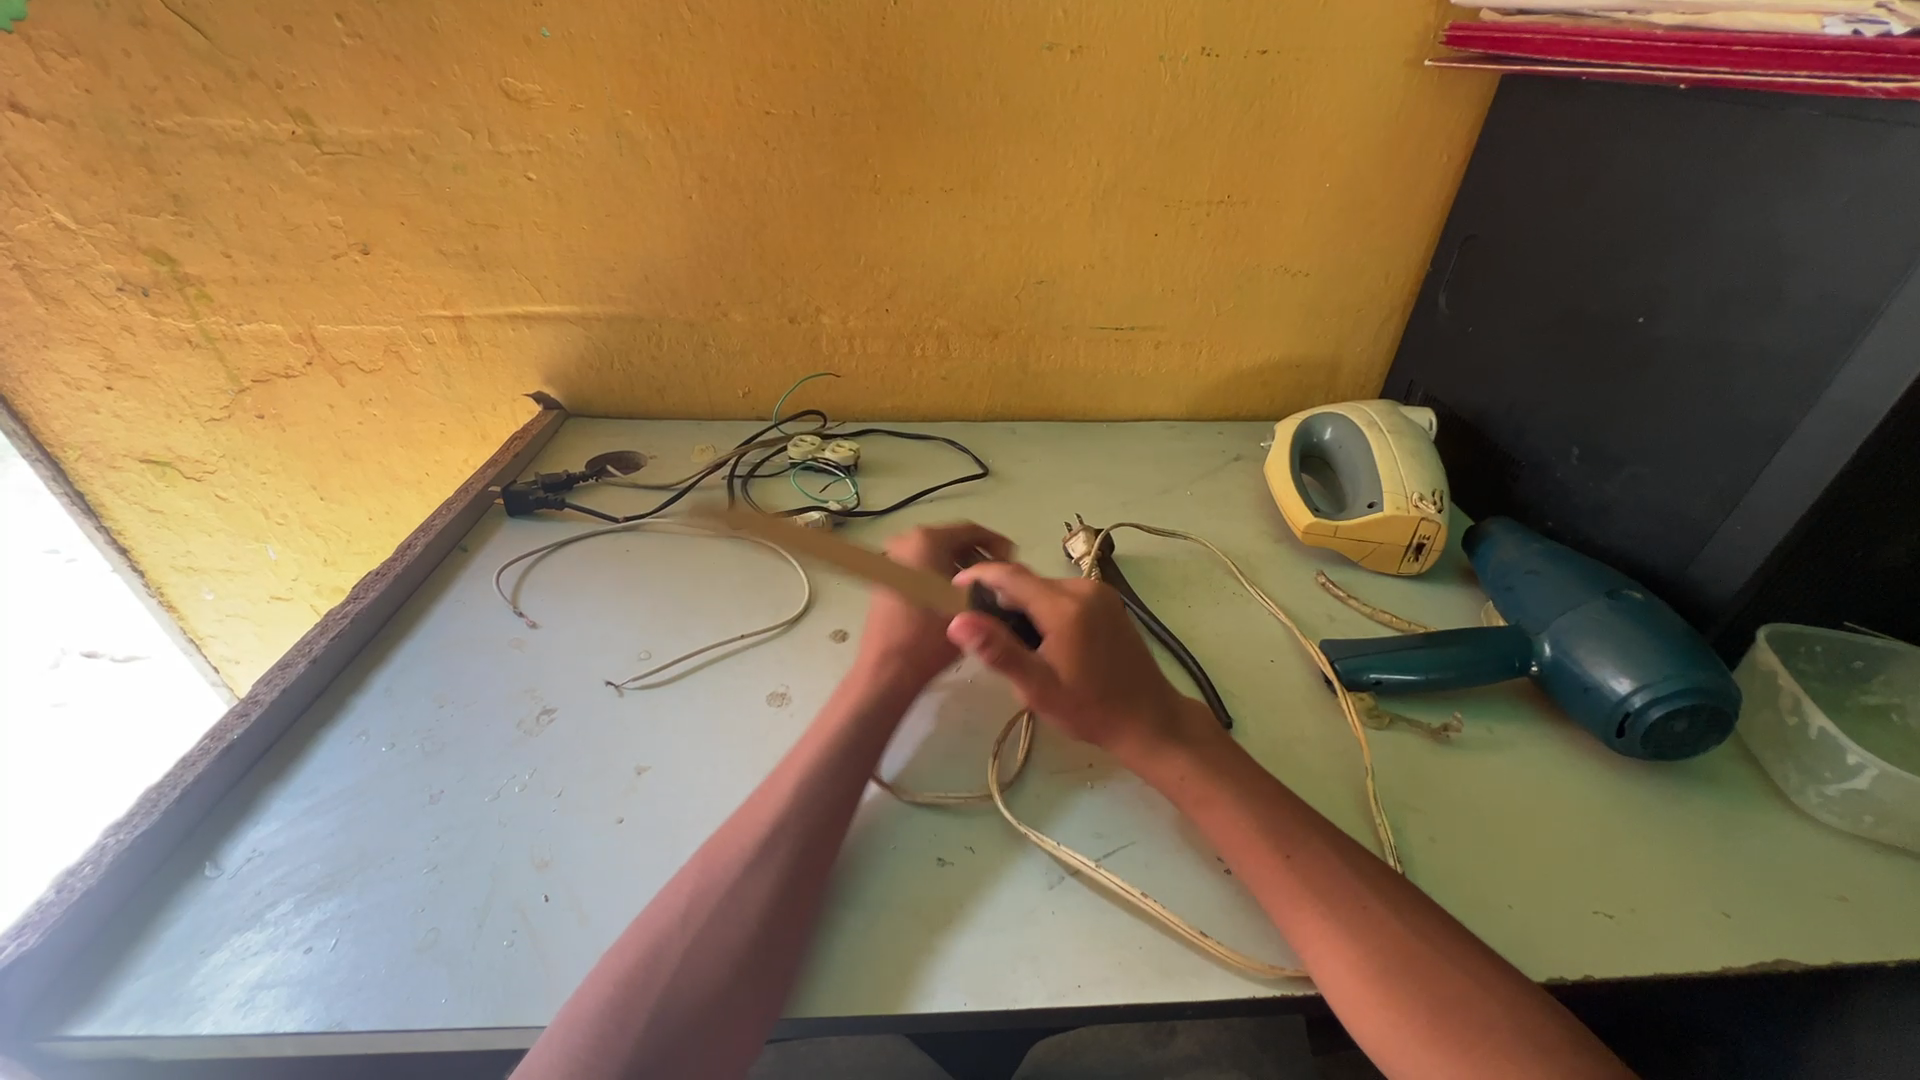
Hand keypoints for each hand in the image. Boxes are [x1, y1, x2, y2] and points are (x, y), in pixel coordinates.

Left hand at [856, 523, 1014, 686]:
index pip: (972, 530)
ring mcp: (892, 558)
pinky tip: (956, 597)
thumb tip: (1000, 576)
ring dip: (960, 566)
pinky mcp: (887, 577)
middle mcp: (906, 541)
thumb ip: (989, 582)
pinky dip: (941, 574)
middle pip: (952, 540)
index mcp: (927, 540)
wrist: (889, 668)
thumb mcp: (970, 604)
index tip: (1012, 562)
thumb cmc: (931, 636)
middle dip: (978, 556)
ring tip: (982, 590)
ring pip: (936, 553)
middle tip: (999, 578)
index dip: (998, 544)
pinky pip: (922, 565)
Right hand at [946, 561, 1220, 766]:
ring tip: (1021, 648)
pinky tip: (1048, 643)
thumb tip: (957, 621)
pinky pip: (1064, 596)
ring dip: (1026, 608)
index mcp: (1064, 606)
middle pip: (1028, 582)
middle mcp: (1083, 589)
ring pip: (1045, 589)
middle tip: (990, 639)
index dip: (977, 576)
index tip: (953, 588)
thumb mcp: (1037, 687)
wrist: (1149, 718)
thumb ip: (998, 650)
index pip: (1009, 576)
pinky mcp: (1109, 602)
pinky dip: (1047, 610)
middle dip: (1002, 601)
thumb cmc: (1089, 708)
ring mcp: (1100, 593)